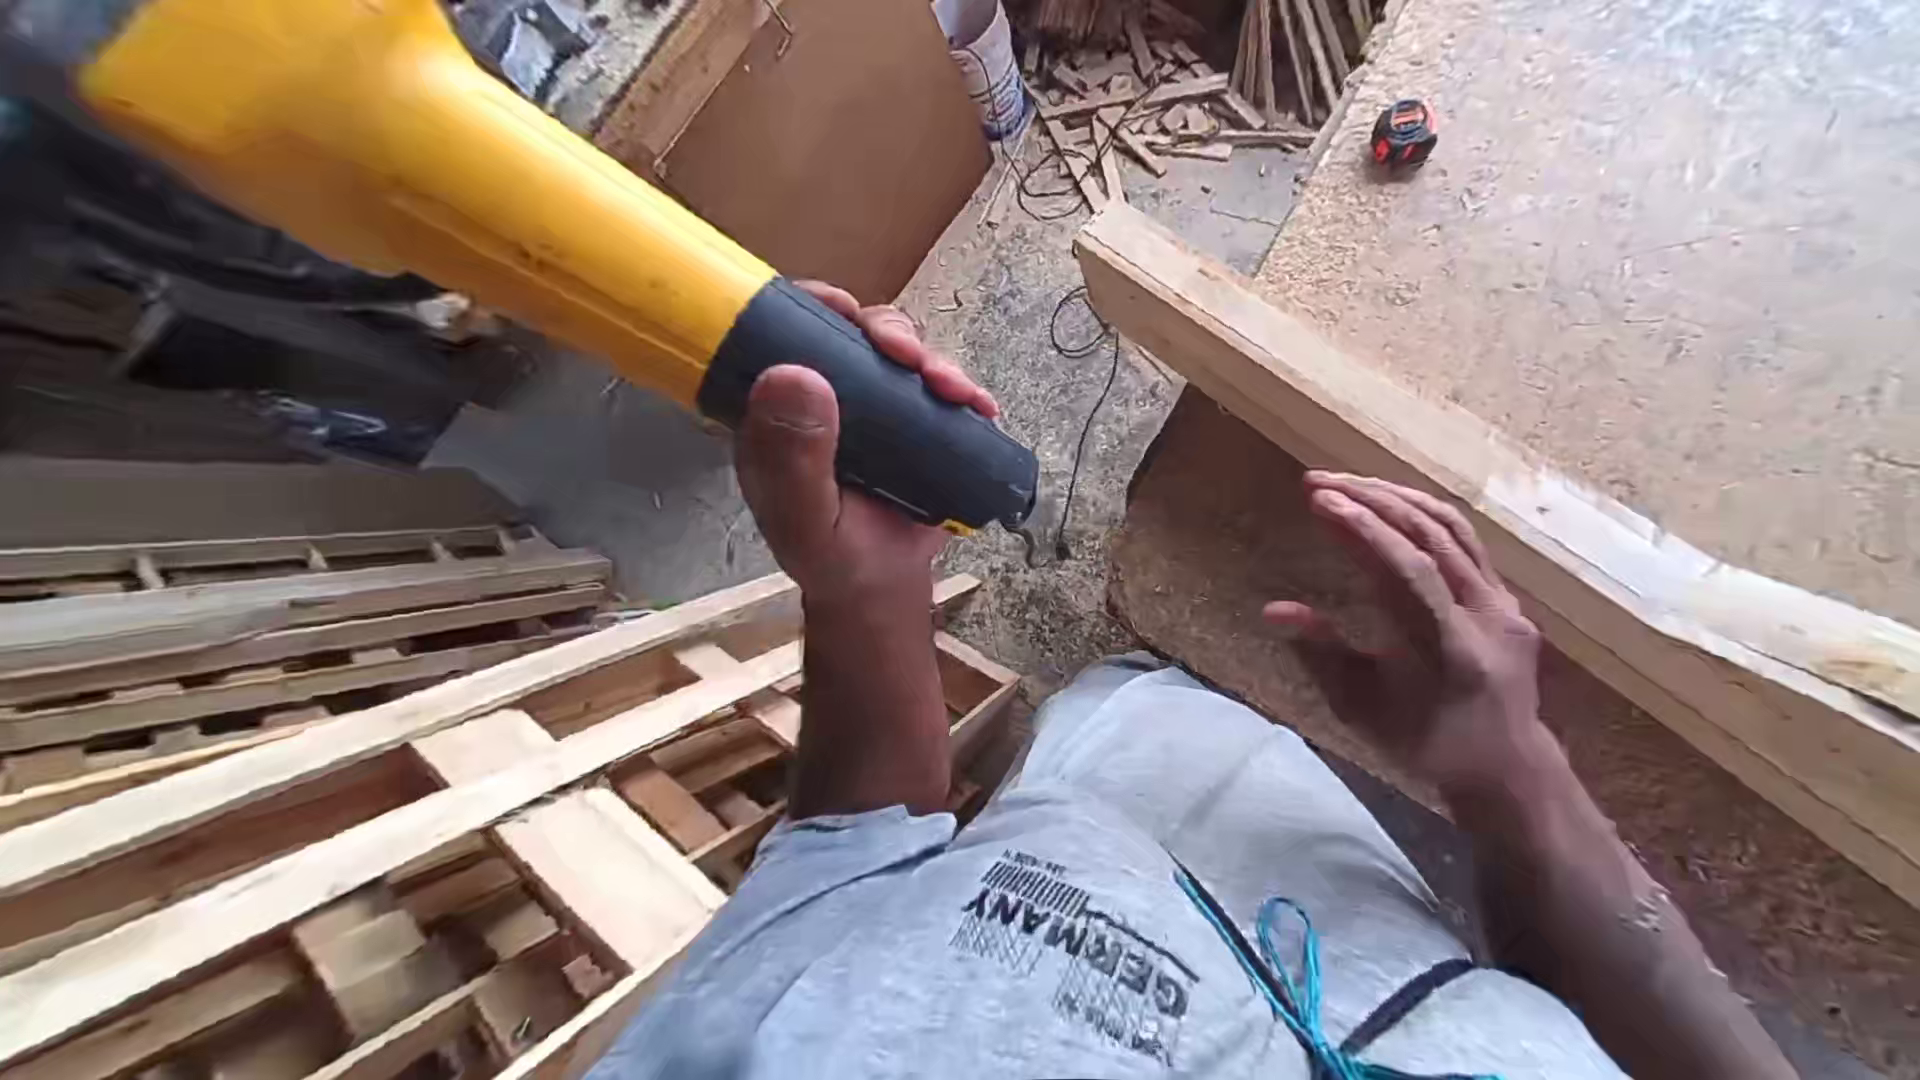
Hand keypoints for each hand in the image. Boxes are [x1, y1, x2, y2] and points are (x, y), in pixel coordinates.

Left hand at [735, 280, 999, 607]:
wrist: (883, 583)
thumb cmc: (833, 557)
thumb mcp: (804, 519)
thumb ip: (792, 461)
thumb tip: (796, 374)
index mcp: (781, 412)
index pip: (785, 338)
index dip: (812, 309)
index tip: (843, 310)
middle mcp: (827, 400)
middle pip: (854, 336)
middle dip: (888, 334)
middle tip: (910, 360)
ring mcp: (875, 409)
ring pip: (902, 358)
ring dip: (933, 363)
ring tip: (957, 393)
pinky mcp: (917, 423)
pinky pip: (939, 391)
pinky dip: (964, 392)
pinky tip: (980, 408)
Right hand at [1263, 471, 1545, 792]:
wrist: (1505, 766)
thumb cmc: (1420, 740)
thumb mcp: (1359, 707)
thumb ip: (1319, 653)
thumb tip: (1272, 609)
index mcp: (1450, 647)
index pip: (1408, 569)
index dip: (1362, 527)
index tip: (1318, 499)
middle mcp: (1488, 616)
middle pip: (1432, 535)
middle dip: (1371, 498)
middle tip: (1318, 480)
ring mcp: (1504, 604)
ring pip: (1453, 530)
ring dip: (1395, 497)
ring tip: (1347, 482)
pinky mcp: (1505, 599)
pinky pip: (1464, 541)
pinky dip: (1420, 514)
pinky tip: (1387, 504)